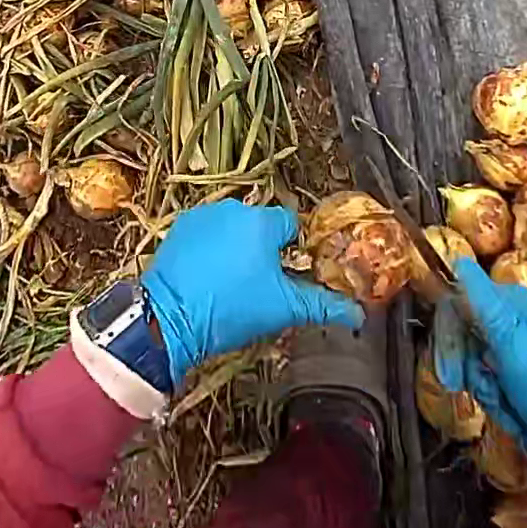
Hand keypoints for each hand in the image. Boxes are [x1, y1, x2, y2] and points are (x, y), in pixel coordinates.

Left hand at [140, 200, 364, 385]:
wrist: (168, 319)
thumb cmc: (231, 308)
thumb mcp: (282, 308)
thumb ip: (322, 305)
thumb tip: (358, 313)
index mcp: (264, 221)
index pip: (291, 225)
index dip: (290, 251)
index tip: (282, 276)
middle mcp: (236, 208)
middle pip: (261, 226)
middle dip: (262, 250)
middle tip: (256, 285)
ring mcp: (205, 214)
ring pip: (234, 228)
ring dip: (236, 247)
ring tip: (228, 283)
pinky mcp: (181, 226)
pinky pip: (207, 232)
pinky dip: (210, 247)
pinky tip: (205, 275)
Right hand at [442, 257, 526, 512]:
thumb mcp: (516, 349)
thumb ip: (484, 304)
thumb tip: (458, 258)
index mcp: (511, 302)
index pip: (456, 302)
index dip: (447, 338)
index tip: (450, 377)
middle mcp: (511, 317)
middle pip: (462, 334)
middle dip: (470, 370)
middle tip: (489, 394)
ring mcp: (516, 346)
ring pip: (472, 362)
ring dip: (486, 392)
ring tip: (512, 409)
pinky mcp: (519, 374)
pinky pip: (488, 382)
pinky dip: (498, 403)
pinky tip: (517, 415)